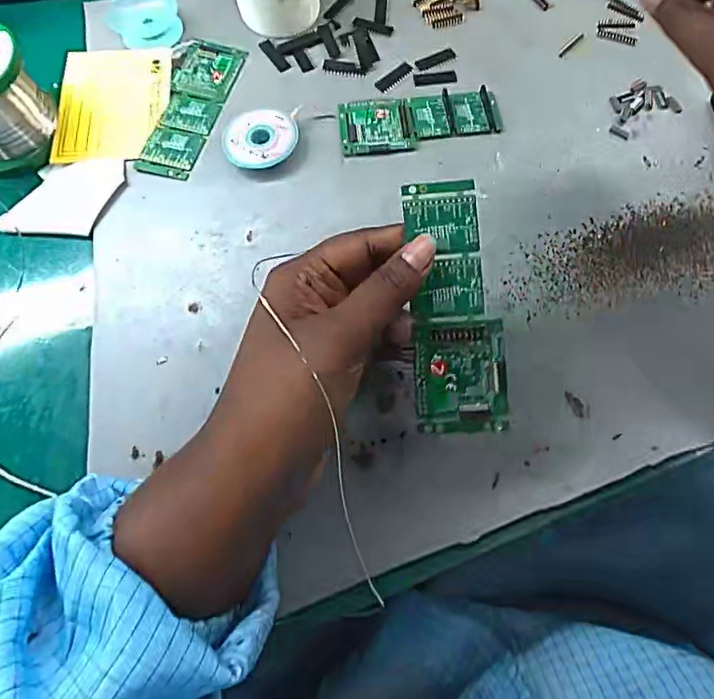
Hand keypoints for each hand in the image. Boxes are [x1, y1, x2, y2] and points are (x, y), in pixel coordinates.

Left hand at [112, 226, 433, 617]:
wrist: (255, 472)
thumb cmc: (292, 391)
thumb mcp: (342, 334)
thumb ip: (386, 289)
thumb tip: (426, 244)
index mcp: (302, 278)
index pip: (359, 245)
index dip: (401, 242)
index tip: (450, 243)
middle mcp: (312, 298)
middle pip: (369, 275)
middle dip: (408, 280)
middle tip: (458, 283)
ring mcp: (324, 333)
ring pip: (375, 308)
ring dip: (405, 313)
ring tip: (441, 319)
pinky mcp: (335, 364)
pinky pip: (372, 338)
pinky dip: (395, 340)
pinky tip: (420, 347)